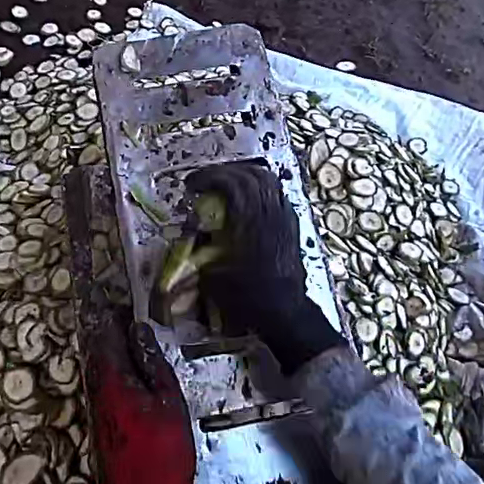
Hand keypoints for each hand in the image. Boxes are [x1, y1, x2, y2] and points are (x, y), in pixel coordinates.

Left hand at [86, 316, 195, 483]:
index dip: (108, 309)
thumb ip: (152, 364)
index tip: (111, 290)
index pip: (106, 333)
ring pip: (94, 363)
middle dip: (103, 323)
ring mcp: (93, 406)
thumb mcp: (169, 406)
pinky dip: (108, 364)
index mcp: (113, 379)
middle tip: (115, 304)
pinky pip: (99, 380)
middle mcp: (95, 388)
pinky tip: (121, 364)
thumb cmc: (164, 457)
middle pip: (94, 345)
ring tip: (120, 327)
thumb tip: (138, 331)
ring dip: (105, 343)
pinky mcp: (97, 421)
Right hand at [185, 161, 343, 374]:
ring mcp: (284, 217)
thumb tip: (193, 231)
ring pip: (267, 180)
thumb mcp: (212, 273)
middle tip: (206, 180)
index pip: (231, 182)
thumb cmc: (247, 297)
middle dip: (224, 171)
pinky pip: (277, 193)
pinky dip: (260, 188)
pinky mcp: (292, 224)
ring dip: (244, 175)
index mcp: (249, 222)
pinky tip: (248, 199)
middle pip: (250, 174)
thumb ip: (202, 247)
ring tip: (226, 183)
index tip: (191, 184)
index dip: (208, 177)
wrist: (284, 312)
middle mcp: (269, 214)